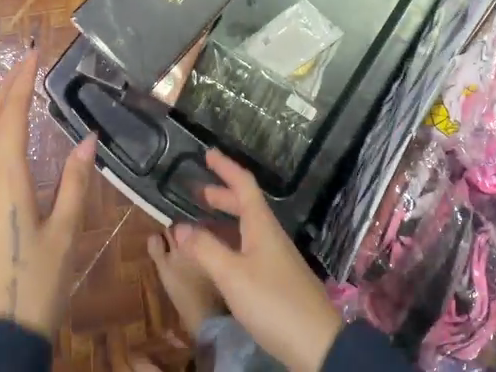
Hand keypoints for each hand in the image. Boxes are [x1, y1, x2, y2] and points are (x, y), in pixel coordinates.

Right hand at [172, 151, 343, 371]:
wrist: (316, 343)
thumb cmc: (273, 301)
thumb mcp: (233, 275)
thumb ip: (205, 250)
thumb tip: (178, 226)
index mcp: (262, 225)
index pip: (244, 185)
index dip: (226, 167)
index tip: (208, 153)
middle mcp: (271, 235)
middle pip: (246, 205)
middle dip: (223, 194)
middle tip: (199, 191)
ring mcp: (277, 257)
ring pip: (248, 228)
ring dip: (226, 220)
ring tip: (203, 222)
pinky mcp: (278, 279)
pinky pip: (250, 248)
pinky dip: (231, 243)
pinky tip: (221, 259)